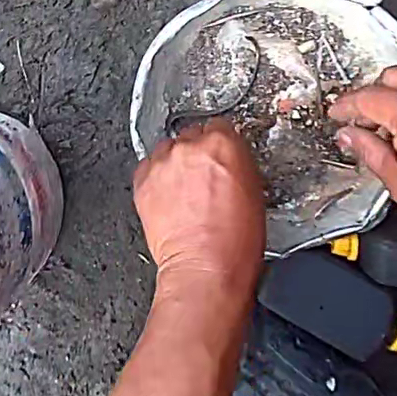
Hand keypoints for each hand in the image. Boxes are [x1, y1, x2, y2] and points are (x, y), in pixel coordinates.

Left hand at [132, 119, 266, 296]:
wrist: (205, 269)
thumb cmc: (234, 243)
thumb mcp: (254, 192)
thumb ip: (238, 164)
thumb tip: (230, 161)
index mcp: (224, 144)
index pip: (220, 126)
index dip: (221, 143)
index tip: (219, 155)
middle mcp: (190, 147)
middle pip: (192, 135)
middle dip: (197, 153)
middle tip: (202, 178)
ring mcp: (163, 162)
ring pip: (168, 149)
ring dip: (175, 163)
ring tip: (184, 190)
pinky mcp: (143, 180)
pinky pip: (148, 167)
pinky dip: (156, 178)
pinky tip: (168, 196)